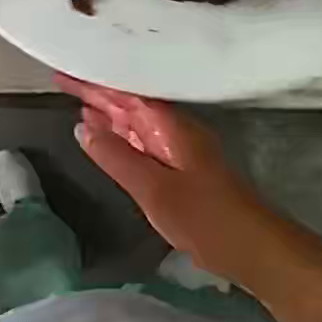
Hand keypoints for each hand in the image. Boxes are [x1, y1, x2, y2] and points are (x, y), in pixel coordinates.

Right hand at [59, 74, 286, 284]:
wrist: (260, 254)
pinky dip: (117, 131)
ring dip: (105, 110)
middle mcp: (174, 131)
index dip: (95, 80)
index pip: (125, 92)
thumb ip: (114, 155)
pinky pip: (139, 138)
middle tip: (61, 78)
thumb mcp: (151, 186)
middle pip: (129, 102)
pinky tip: (102, 132)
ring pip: (134, 120)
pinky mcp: (178, 169)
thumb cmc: (206, 217)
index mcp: (169, 126)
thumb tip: (82, 126)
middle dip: (97, 90)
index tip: (67, 67)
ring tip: (74, 98)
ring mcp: (178, 149)